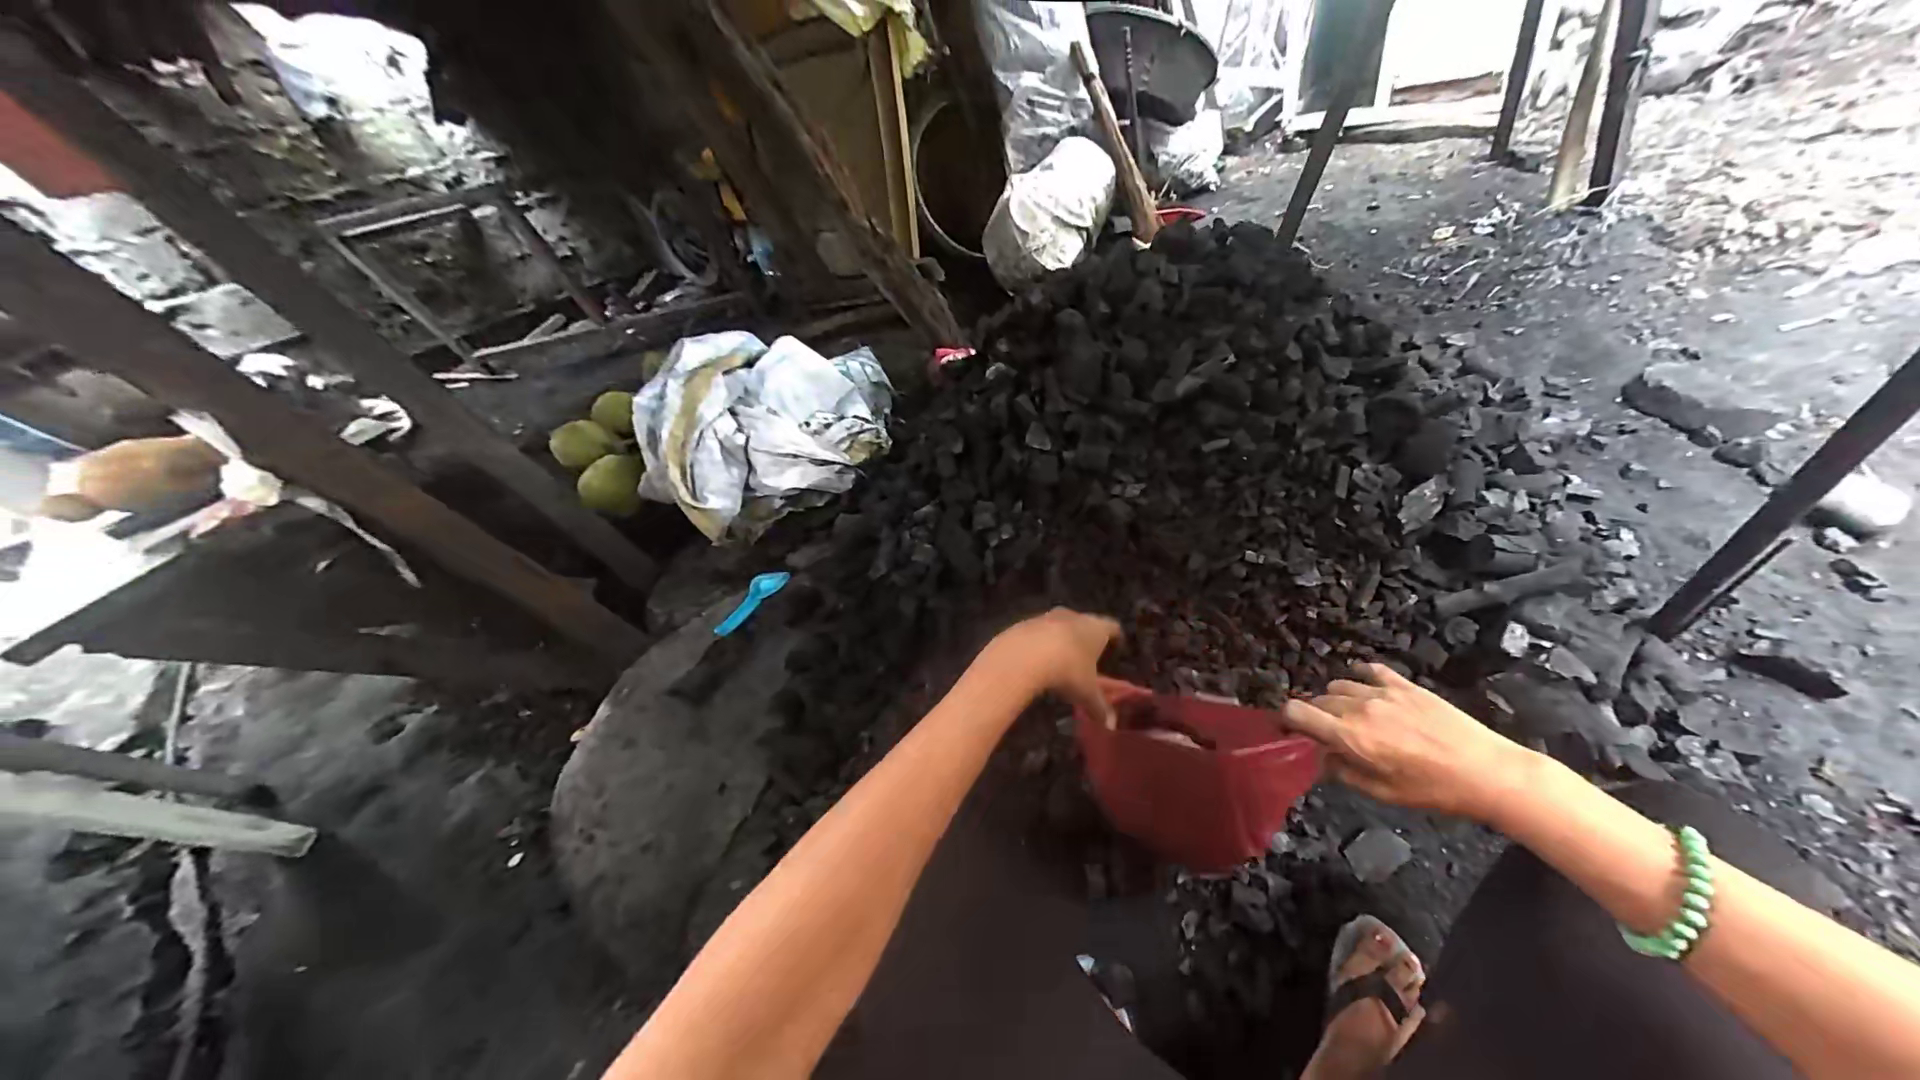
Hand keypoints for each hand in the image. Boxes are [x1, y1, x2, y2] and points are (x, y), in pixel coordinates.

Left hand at [981, 608, 1123, 727]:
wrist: (1023, 655)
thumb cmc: (1068, 671)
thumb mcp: (1086, 694)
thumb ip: (1099, 707)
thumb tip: (1110, 724)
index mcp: (1096, 628)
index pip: (1113, 627)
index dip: (1115, 638)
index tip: (1116, 648)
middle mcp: (1073, 616)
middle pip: (1084, 624)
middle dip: (1085, 640)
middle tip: (1087, 659)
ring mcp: (1046, 617)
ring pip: (1058, 627)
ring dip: (1060, 641)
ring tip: (1059, 662)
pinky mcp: (1023, 623)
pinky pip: (1036, 633)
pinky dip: (1038, 645)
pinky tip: (1035, 662)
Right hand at [1282, 663, 1539, 823]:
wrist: (1489, 772)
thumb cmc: (1433, 790)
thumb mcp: (1382, 792)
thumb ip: (1343, 772)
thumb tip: (1321, 758)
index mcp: (1348, 735)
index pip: (1295, 710)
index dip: (1286, 718)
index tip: (1290, 730)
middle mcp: (1358, 707)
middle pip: (1317, 698)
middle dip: (1314, 714)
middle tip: (1327, 733)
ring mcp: (1382, 692)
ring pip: (1339, 684)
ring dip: (1336, 699)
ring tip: (1351, 715)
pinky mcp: (1405, 685)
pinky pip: (1370, 670)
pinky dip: (1360, 676)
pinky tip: (1365, 687)